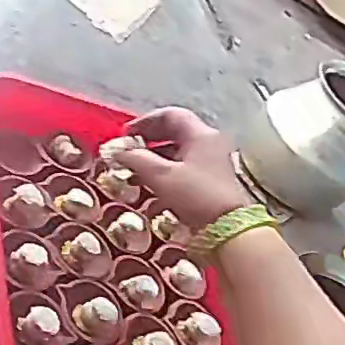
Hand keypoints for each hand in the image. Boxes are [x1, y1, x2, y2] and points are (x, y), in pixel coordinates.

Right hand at [112, 107, 254, 229]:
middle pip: (174, 133)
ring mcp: (211, 164)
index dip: (145, 122)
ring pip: (178, 154)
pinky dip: (164, 174)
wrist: (228, 229)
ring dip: (154, 160)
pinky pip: (183, 170)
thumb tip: (117, 151)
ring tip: (133, 173)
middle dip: (148, 142)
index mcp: (200, 135)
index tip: (126, 135)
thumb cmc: (196, 196)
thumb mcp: (162, 176)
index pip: (170, 115)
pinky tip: (150, 188)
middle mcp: (208, 144)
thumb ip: (137, 160)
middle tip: (128, 152)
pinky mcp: (210, 183)